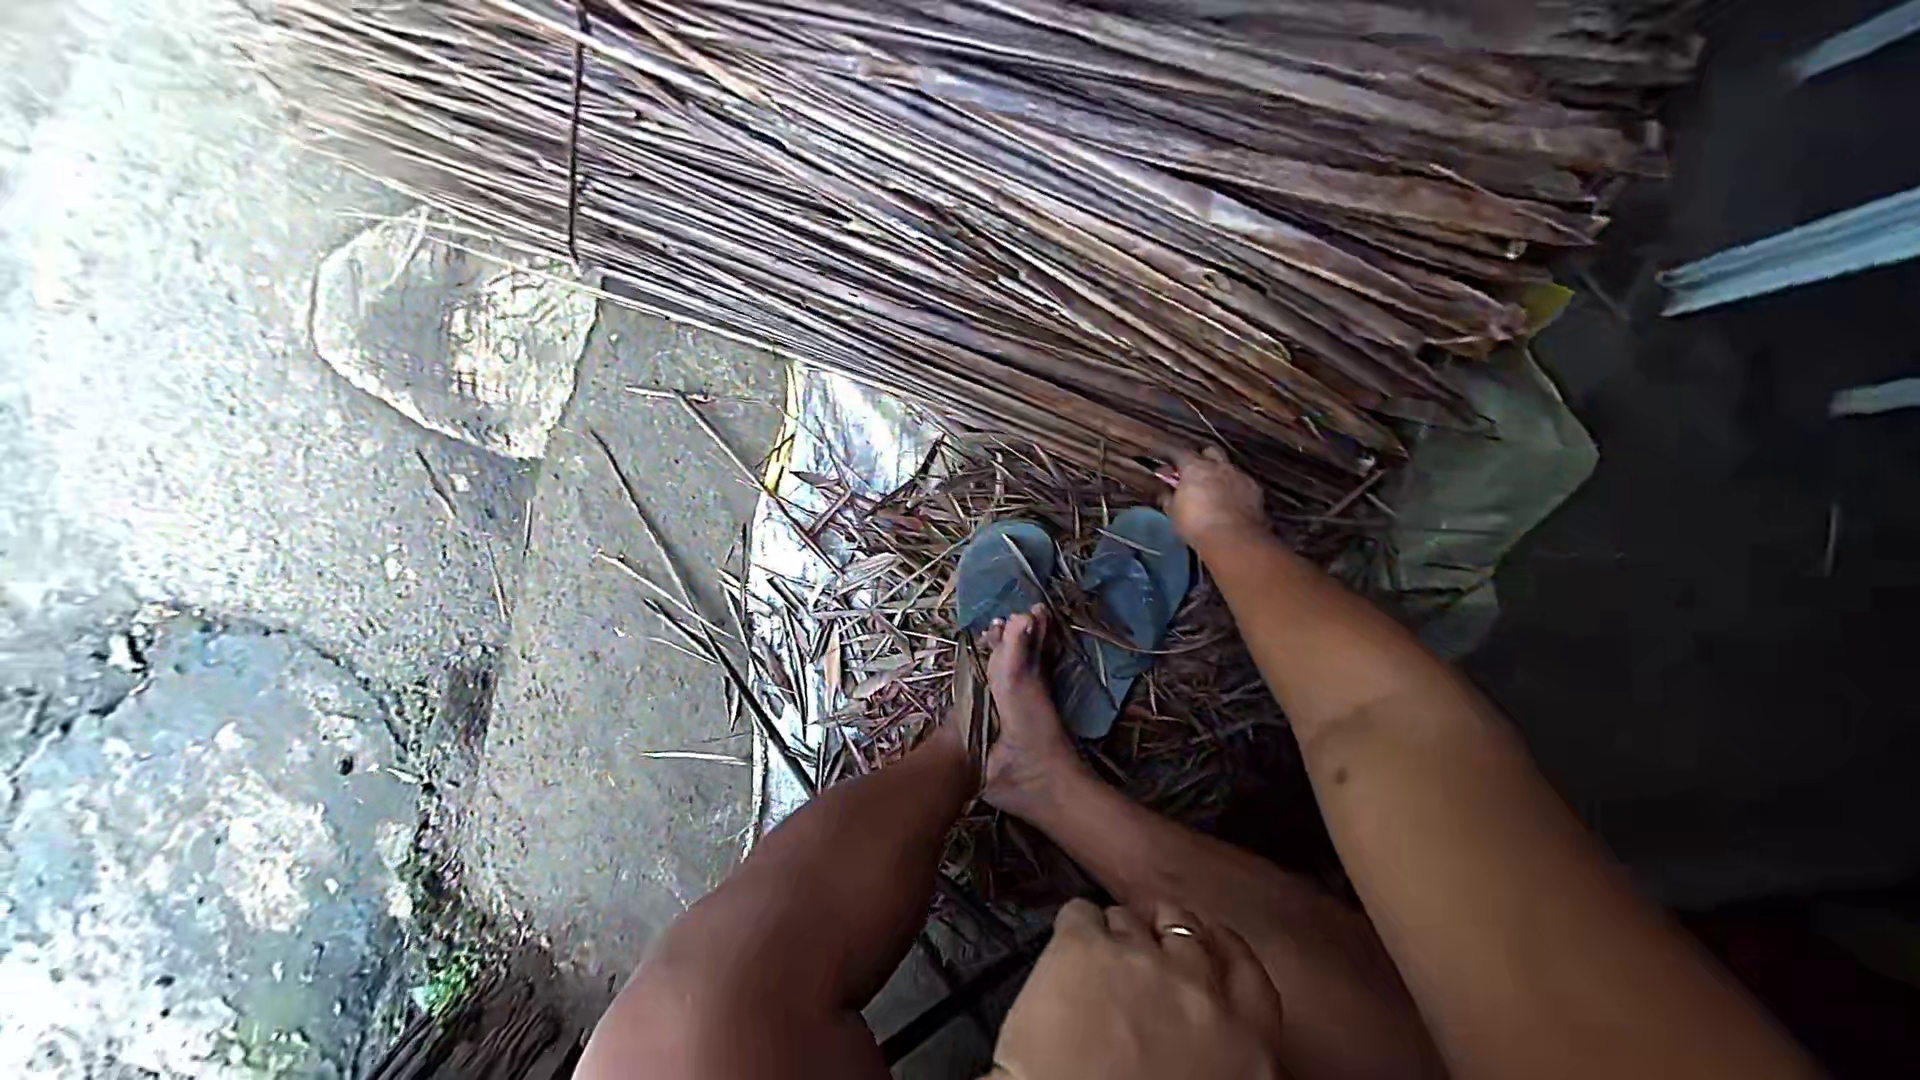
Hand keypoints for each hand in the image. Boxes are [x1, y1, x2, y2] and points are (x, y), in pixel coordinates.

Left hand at [986, 899, 1287, 1079]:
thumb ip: (1219, 1051)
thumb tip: (1202, 1026)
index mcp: (1245, 1042)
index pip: (1245, 971)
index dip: (1218, 950)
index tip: (1199, 949)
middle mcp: (1197, 985)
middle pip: (1184, 928)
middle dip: (1162, 935)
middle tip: (1141, 957)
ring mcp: (1139, 957)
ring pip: (1128, 919)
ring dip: (1116, 937)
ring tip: (1096, 969)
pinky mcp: (1082, 944)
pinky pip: (1079, 914)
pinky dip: (1074, 930)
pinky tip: (1064, 958)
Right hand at [1156, 446, 1266, 548]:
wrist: (1234, 539)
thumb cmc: (1196, 524)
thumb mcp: (1174, 513)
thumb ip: (1169, 498)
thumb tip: (1165, 492)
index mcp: (1195, 468)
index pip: (1179, 453)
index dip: (1170, 455)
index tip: (1164, 460)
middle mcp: (1219, 466)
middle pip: (1209, 451)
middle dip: (1200, 457)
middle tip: (1192, 471)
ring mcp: (1240, 476)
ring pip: (1228, 467)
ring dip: (1219, 474)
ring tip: (1213, 488)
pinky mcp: (1255, 490)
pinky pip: (1241, 482)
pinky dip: (1233, 488)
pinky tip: (1230, 501)